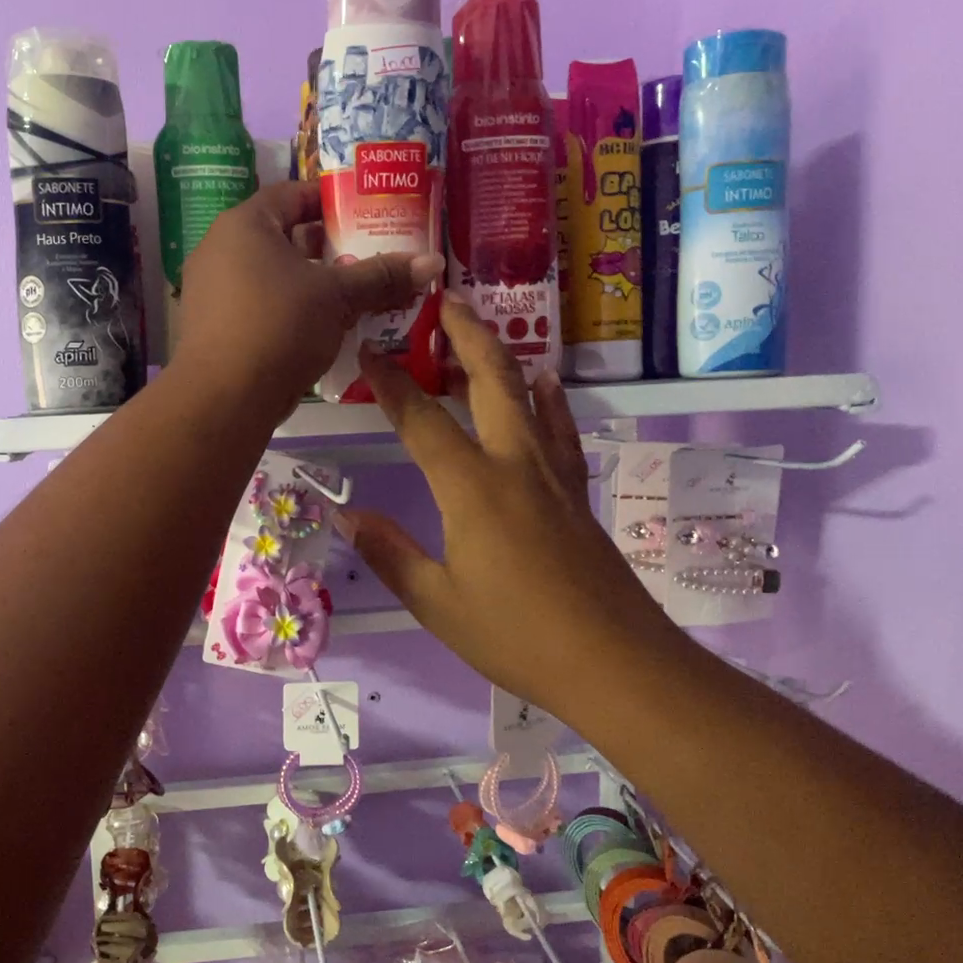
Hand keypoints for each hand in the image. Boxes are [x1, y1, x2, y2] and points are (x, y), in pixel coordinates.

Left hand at [173, 180, 439, 411]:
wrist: (223, 398)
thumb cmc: (279, 326)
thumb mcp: (337, 297)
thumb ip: (381, 276)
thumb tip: (433, 261)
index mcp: (243, 225)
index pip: (290, 194)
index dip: (329, 200)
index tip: (365, 212)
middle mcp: (219, 250)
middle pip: (282, 237)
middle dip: (327, 247)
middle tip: (368, 256)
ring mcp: (211, 291)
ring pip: (271, 276)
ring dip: (311, 283)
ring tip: (355, 294)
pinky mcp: (213, 328)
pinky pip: (258, 306)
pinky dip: (289, 311)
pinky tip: (323, 329)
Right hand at [337, 300, 679, 710]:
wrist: (614, 663)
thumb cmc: (516, 636)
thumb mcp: (437, 603)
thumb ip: (391, 553)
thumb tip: (347, 515)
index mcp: (470, 488)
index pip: (421, 421)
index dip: (391, 382)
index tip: (370, 348)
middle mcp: (514, 465)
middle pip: (489, 383)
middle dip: (464, 337)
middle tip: (443, 300)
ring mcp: (552, 475)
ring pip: (527, 396)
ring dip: (501, 356)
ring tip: (481, 328)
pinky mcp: (577, 492)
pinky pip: (561, 430)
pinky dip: (550, 400)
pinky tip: (545, 382)